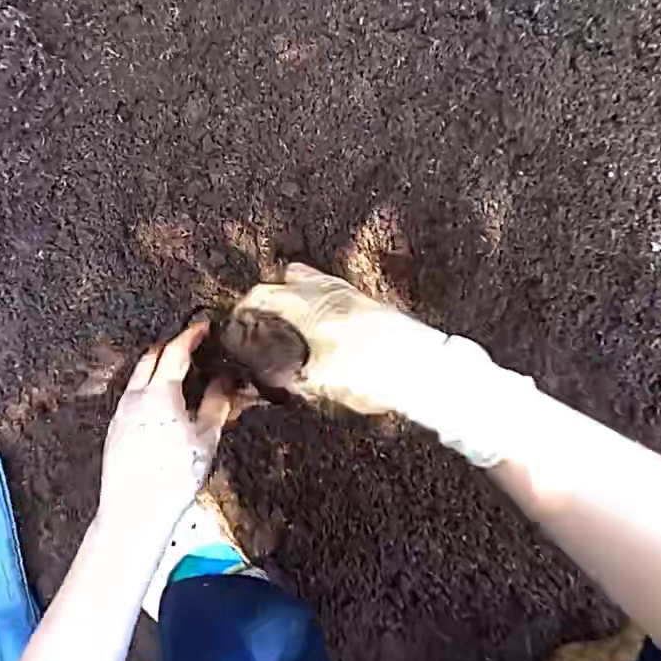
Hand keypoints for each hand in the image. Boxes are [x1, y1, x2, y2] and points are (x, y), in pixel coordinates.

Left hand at [99, 320, 239, 538]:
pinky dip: (148, 387)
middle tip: (190, 343)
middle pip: (152, 356)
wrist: (134, 512)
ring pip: (139, 375)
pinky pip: (132, 395)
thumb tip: (225, 382)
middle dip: (171, 344)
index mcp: (160, 393)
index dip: (191, 335)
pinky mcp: (115, 429)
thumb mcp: (206, 438)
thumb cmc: (172, 479)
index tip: (202, 328)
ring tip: (178, 372)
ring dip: (158, 366)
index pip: (176, 351)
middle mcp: (136, 397)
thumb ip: (217, 403)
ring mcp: (122, 412)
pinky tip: (161, 403)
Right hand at [230, 263, 447, 415]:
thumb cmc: (371, 371)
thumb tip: (280, 381)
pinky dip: (319, 301)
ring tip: (292, 321)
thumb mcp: (320, 383)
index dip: (245, 306)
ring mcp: (350, 292)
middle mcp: (326, 290)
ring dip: (298, 294)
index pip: (263, 293)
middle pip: (288, 277)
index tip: (238, 318)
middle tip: (264, 316)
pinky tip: (322, 325)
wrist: (422, 369)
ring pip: (313, 281)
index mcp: (307, 303)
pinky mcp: (368, 302)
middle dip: (273, 292)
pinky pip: (332, 291)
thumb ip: (293, 379)